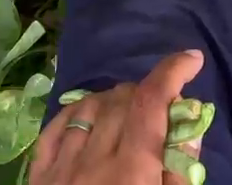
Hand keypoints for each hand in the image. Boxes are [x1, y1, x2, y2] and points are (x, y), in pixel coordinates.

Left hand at [31, 52, 203, 184]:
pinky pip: (56, 128)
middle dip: (146, 93)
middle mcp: (95, 160)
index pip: (151, 101)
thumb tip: (190, 126)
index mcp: (132, 172)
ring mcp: (62, 168)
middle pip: (122, 99)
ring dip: (113, 101)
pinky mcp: (39, 178)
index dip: (173, 71)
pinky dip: (76, 114)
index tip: (192, 59)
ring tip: (127, 114)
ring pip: (89, 106)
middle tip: (161, 109)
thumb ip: (179, 173)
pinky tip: (88, 117)